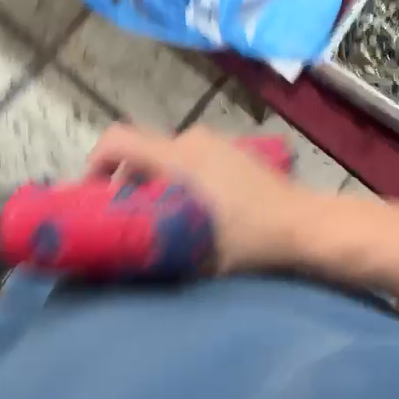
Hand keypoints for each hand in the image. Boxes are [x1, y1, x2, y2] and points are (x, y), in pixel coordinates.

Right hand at [84, 125, 321, 272]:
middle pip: (138, 148)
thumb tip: (114, 259)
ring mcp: (214, 141)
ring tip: (158, 217)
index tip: (92, 196)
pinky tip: (191, 209)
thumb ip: (153, 249)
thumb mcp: (197, 255)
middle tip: (123, 216)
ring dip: (150, 179)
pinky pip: (187, 156)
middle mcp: (191, 139)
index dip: (93, 164)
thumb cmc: (251, 240)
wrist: (306, 225)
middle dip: (122, 179)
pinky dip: (175, 176)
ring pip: (163, 153)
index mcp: (178, 159)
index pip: (117, 140)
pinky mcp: (230, 149)